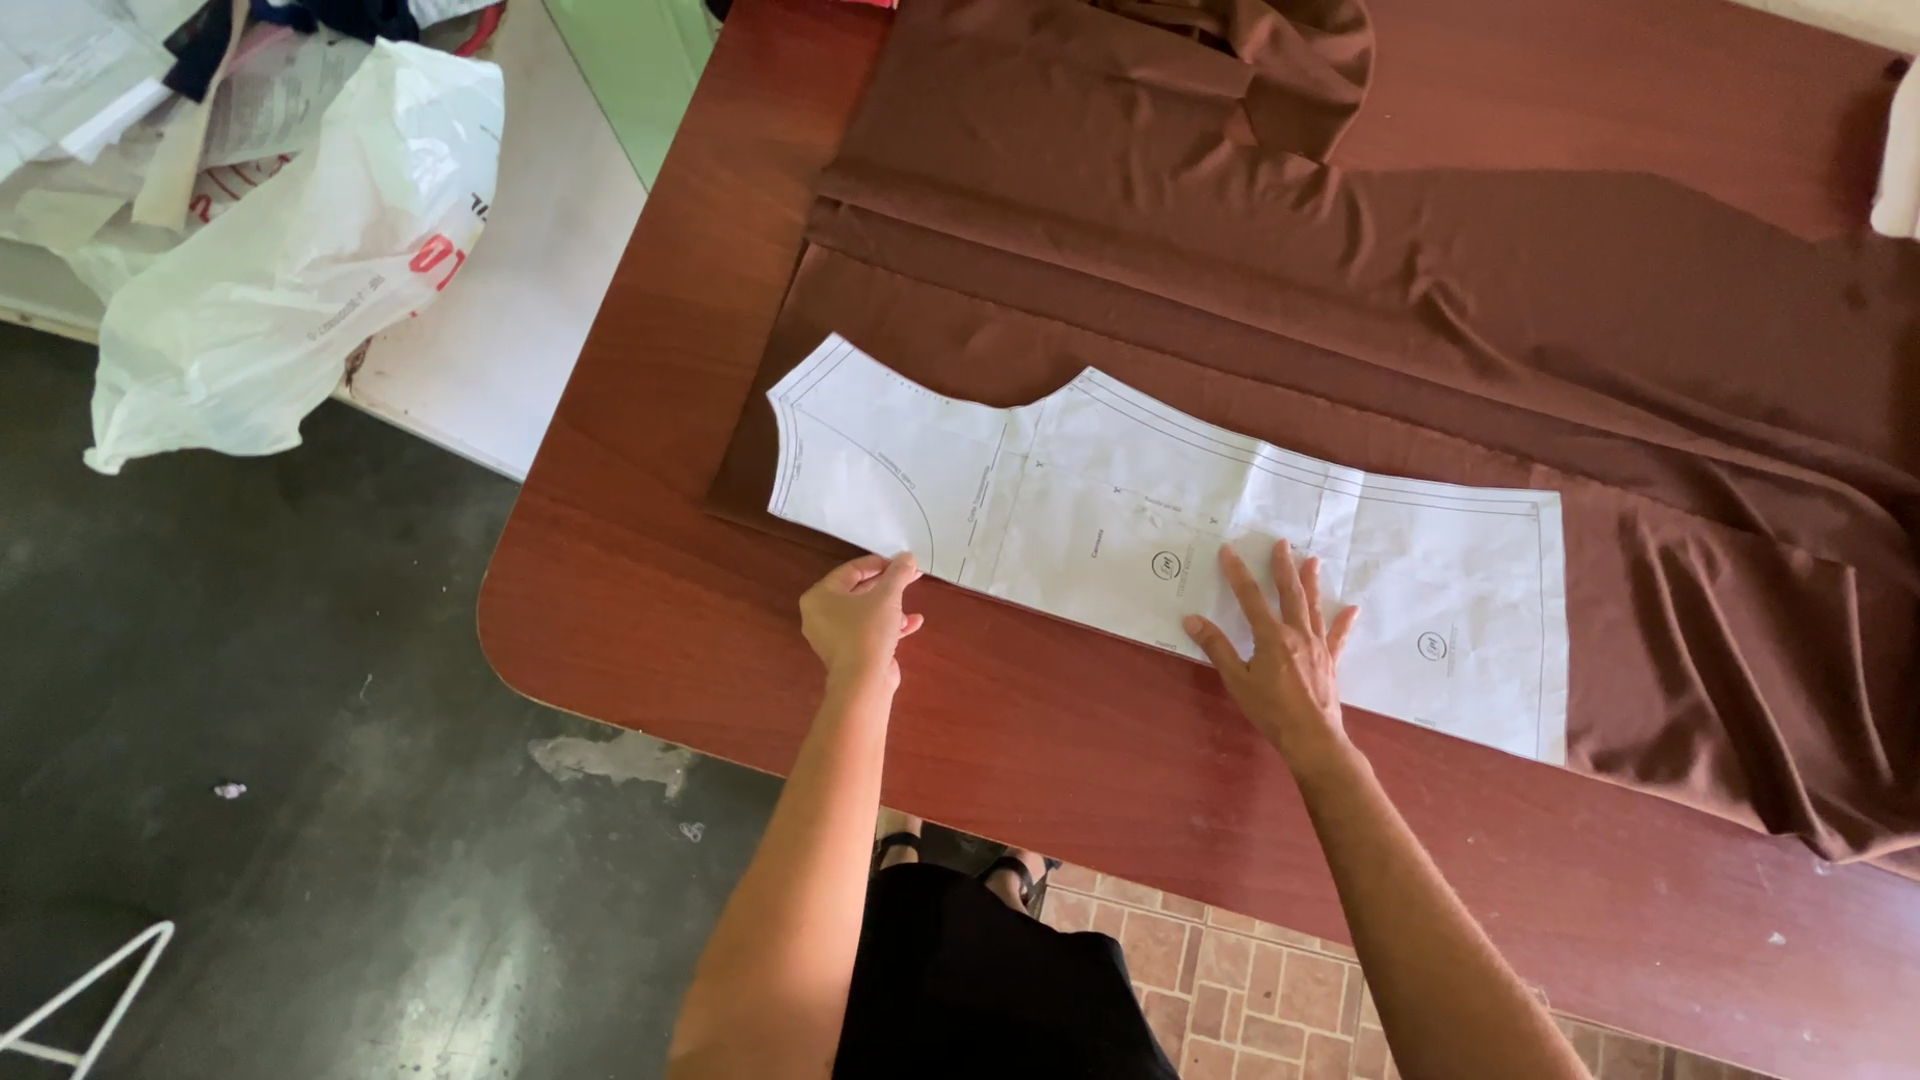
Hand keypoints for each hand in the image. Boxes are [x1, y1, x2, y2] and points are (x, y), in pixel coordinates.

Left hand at [799, 553, 925, 685]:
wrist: (864, 683)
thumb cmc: (868, 631)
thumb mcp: (887, 596)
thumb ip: (898, 573)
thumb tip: (907, 557)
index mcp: (820, 596)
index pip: (851, 570)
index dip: (879, 563)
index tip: (901, 563)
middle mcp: (821, 615)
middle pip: (859, 592)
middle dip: (888, 587)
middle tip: (910, 578)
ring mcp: (834, 637)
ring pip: (866, 613)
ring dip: (892, 608)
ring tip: (910, 607)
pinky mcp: (849, 654)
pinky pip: (869, 632)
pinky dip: (889, 627)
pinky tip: (913, 624)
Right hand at [1184, 540, 1359, 771]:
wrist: (1311, 737)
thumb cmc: (1270, 710)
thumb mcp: (1236, 679)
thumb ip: (1216, 648)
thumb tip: (1192, 620)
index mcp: (1271, 636)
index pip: (1250, 597)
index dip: (1237, 573)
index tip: (1229, 550)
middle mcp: (1297, 634)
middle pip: (1289, 593)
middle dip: (1282, 567)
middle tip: (1282, 543)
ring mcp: (1317, 646)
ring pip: (1313, 607)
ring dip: (1311, 583)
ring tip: (1313, 561)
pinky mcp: (1330, 661)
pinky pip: (1338, 636)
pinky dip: (1344, 622)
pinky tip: (1351, 609)